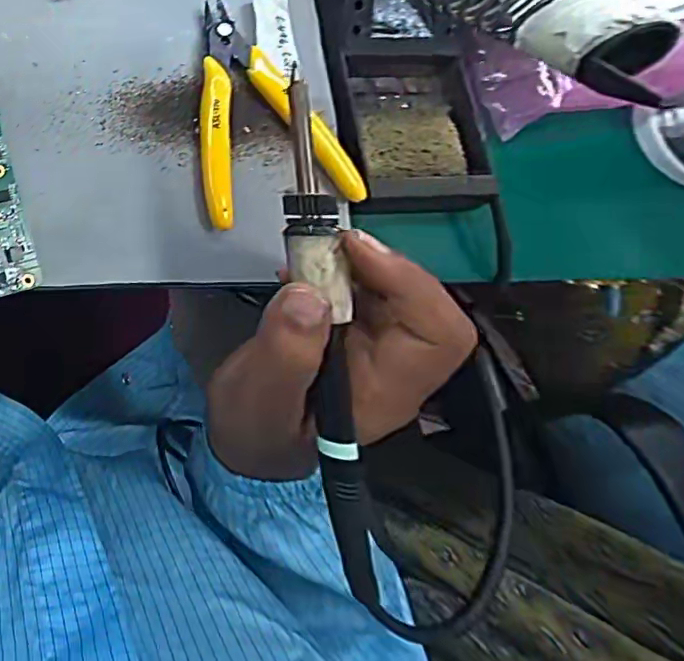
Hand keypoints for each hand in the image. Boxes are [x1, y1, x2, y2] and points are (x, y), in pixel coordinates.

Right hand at [206, 231, 475, 479]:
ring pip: (393, 294)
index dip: (409, 283)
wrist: (246, 441)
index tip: (355, 250)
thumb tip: (308, 294)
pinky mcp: (350, 334)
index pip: (437, 333)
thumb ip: (285, 351)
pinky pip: (362, 293)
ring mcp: (374, 349)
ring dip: (355, 264)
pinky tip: (302, 267)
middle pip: (421, 306)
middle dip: (378, 265)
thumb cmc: (255, 429)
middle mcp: (393, 367)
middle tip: (324, 243)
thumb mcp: (260, 397)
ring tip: (307, 251)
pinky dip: (336, 270)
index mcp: (386, 390)